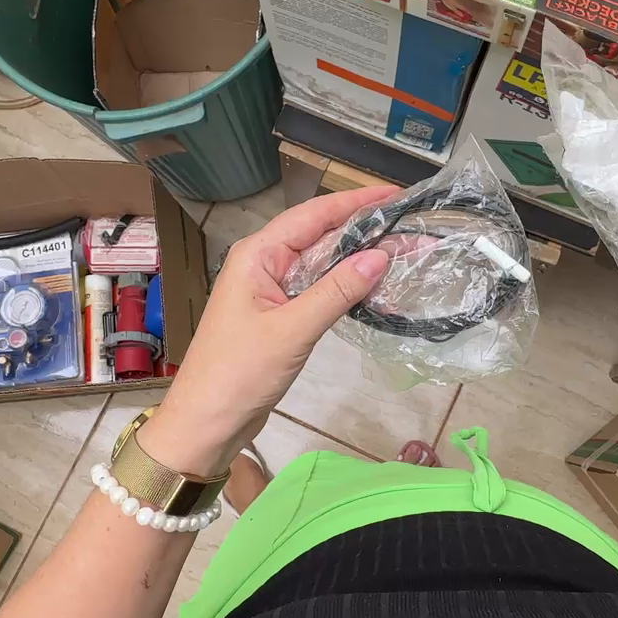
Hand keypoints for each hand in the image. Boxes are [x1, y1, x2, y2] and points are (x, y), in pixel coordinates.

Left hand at [141, 187, 398, 475]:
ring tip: (401, 249)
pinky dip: (344, 285)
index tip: (395, 194)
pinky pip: (317, 289)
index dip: (355, 202)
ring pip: (321, 262)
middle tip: (410, 224)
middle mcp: (264, 263)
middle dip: (363, 228)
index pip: (313, 215)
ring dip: (357, 257)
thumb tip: (381, 256)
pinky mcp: (280, 315)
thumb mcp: (292, 330)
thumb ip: (336, 291)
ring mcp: (271, 290)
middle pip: (319, 234)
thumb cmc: (240, 372)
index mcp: (258, 255)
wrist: (207, 422)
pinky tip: (372, 285)